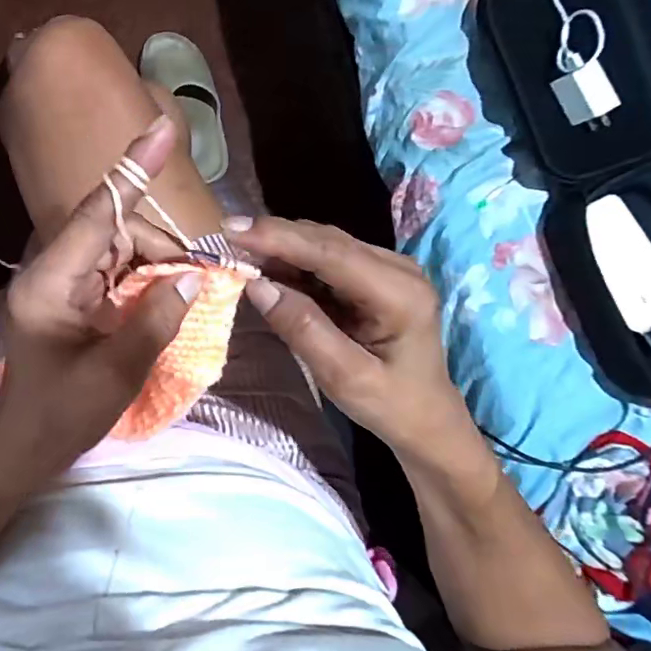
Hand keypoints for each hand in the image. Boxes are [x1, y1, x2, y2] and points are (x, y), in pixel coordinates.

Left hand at [0, 116, 200, 479]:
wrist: (24, 449)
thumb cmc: (62, 415)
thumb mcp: (117, 371)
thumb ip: (156, 319)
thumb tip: (191, 280)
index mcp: (51, 281)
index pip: (97, 213)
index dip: (132, 171)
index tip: (160, 127)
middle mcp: (51, 272)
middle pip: (114, 230)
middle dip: (161, 245)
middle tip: (200, 275)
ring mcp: (60, 285)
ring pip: (118, 250)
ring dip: (156, 263)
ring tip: (189, 289)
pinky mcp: (70, 300)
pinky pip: (114, 273)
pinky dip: (145, 280)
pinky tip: (168, 296)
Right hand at [225, 216, 477, 459]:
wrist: (426, 419)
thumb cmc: (389, 405)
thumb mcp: (344, 377)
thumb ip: (303, 329)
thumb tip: (257, 285)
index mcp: (399, 293)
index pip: (331, 254)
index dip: (279, 238)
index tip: (233, 230)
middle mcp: (397, 269)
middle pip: (326, 240)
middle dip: (274, 235)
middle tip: (225, 234)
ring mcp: (387, 269)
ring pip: (323, 244)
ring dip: (280, 245)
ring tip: (237, 248)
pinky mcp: (373, 275)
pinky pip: (325, 258)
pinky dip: (291, 259)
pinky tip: (265, 263)